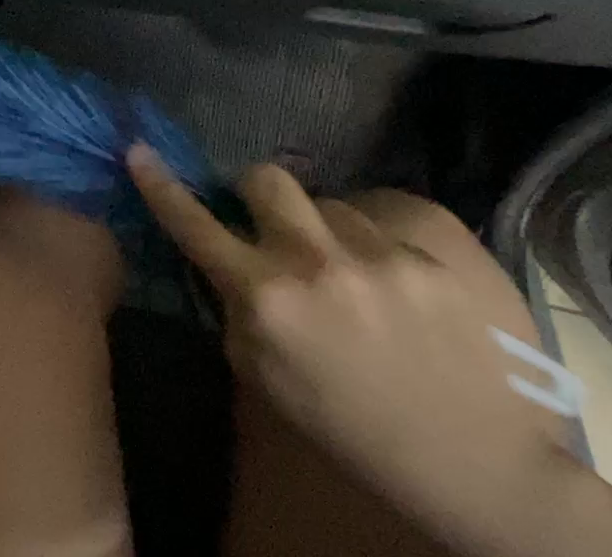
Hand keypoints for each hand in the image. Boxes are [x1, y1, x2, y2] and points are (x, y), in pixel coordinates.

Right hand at [126, 146, 567, 520]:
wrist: (472, 460)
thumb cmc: (347, 424)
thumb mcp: (262, 374)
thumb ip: (236, 308)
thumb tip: (226, 264)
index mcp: (266, 298)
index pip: (195, 225)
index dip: (160, 185)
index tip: (138, 151)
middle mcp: (316, 263)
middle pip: (267, 179)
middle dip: (256, 191)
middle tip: (267, 218)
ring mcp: (382, 254)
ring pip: (331, 202)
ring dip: (325, 227)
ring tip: (350, 270)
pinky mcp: (437, 257)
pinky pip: (388, 222)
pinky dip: (377, 244)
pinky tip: (396, 284)